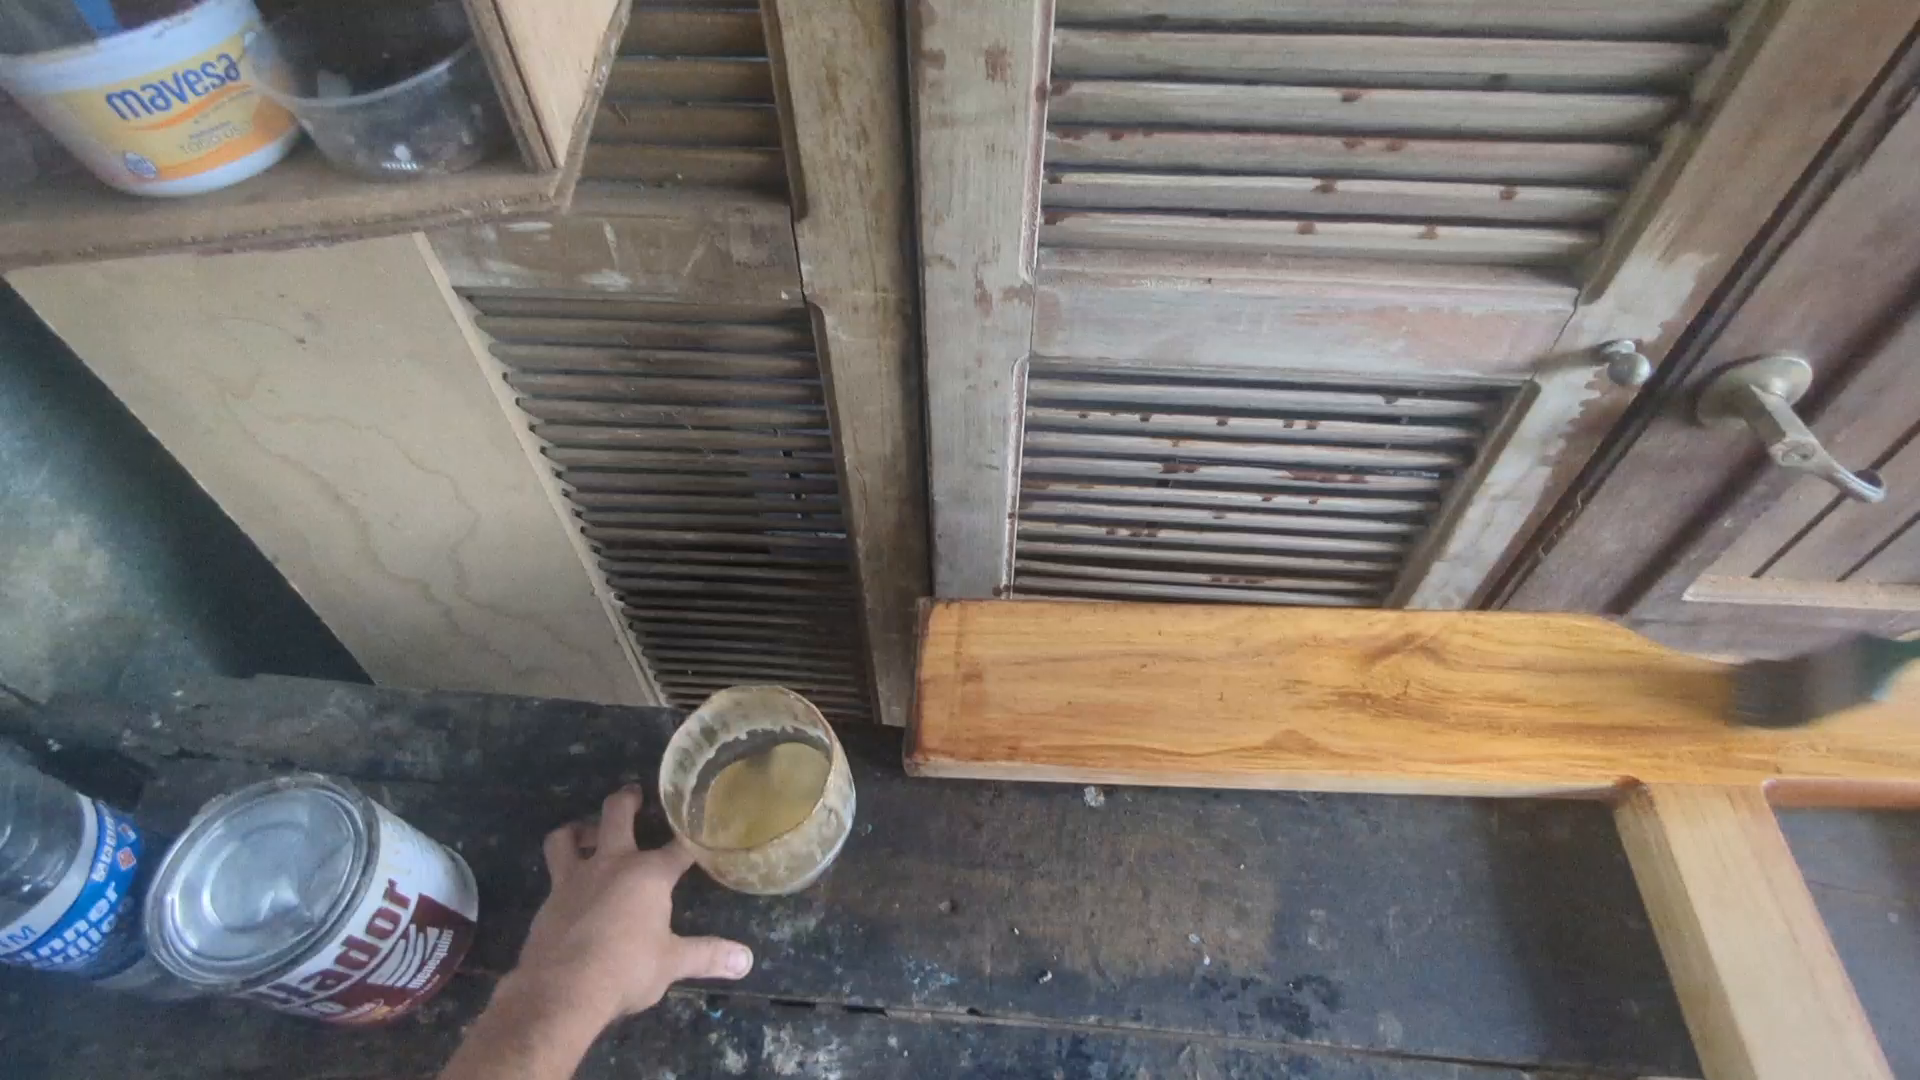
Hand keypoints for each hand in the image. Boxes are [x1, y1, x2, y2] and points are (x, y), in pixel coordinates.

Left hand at [508, 786, 753, 1026]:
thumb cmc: (624, 970)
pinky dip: (563, 876)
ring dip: (578, 830)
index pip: (679, 847)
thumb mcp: (671, 963)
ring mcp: (574, 880)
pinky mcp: (547, 903)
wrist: (559, 994)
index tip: (700, 824)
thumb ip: (708, 955)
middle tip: (634, 794)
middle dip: (627, 800)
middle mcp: (612, 864)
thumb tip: (747, 960)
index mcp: (649, 874)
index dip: (691, 834)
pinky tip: (571, 893)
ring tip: (588, 834)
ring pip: (566, 838)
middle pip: (616, 814)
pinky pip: (553, 876)